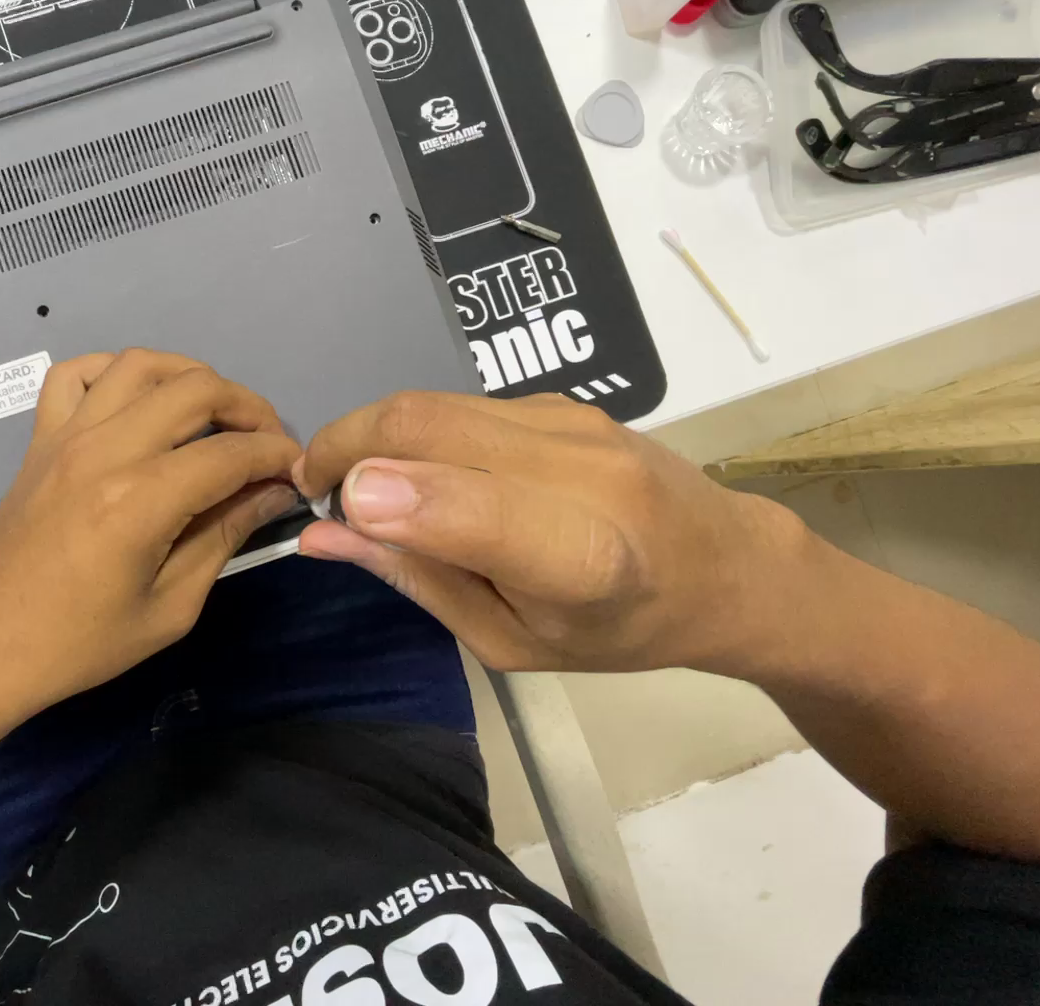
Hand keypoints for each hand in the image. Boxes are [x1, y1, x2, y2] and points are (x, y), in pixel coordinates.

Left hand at [0, 350, 301, 739]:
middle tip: (266, 443)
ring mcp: (65, 436)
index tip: (297, 471)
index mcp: (139, 500)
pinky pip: (74, 375)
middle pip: (194, 390)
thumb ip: (225, 536)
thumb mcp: (172, 606)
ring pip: (140, 366)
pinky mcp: (39, 439)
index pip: (229, 454)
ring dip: (190, 378)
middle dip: (247, 408)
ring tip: (214, 413)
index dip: (275, 456)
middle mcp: (103, 450)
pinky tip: (138, 401)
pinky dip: (114, 373)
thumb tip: (273, 493)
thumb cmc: (82, 643)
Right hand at [293, 392, 802, 678]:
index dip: (377, 498)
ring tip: (353, 482)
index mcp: (583, 557)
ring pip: (430, 403)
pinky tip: (411, 470)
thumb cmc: (619, 630)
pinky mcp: (559, 399)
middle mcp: (580, 469)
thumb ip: (415, 579)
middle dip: (341, 444)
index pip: (465, 506)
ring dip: (369, 434)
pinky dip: (409, 431)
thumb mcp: (509, 640)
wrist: (727, 564)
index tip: (318, 511)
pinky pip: (456, 404)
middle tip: (312, 489)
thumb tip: (320, 536)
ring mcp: (571, 420)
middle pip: (423, 423)